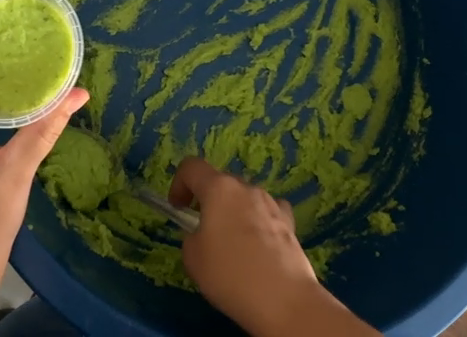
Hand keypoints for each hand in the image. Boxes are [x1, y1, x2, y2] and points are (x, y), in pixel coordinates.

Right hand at [169, 157, 377, 336]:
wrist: (283, 298)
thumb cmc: (230, 274)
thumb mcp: (193, 257)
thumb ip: (192, 236)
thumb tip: (204, 234)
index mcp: (218, 188)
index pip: (191, 167)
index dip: (178, 183)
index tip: (177, 208)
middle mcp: (245, 187)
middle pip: (220, 183)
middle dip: (208, 202)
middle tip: (204, 233)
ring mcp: (270, 202)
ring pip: (244, 198)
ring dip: (234, 213)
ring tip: (234, 246)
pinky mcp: (289, 221)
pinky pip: (267, 212)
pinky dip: (259, 222)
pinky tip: (260, 245)